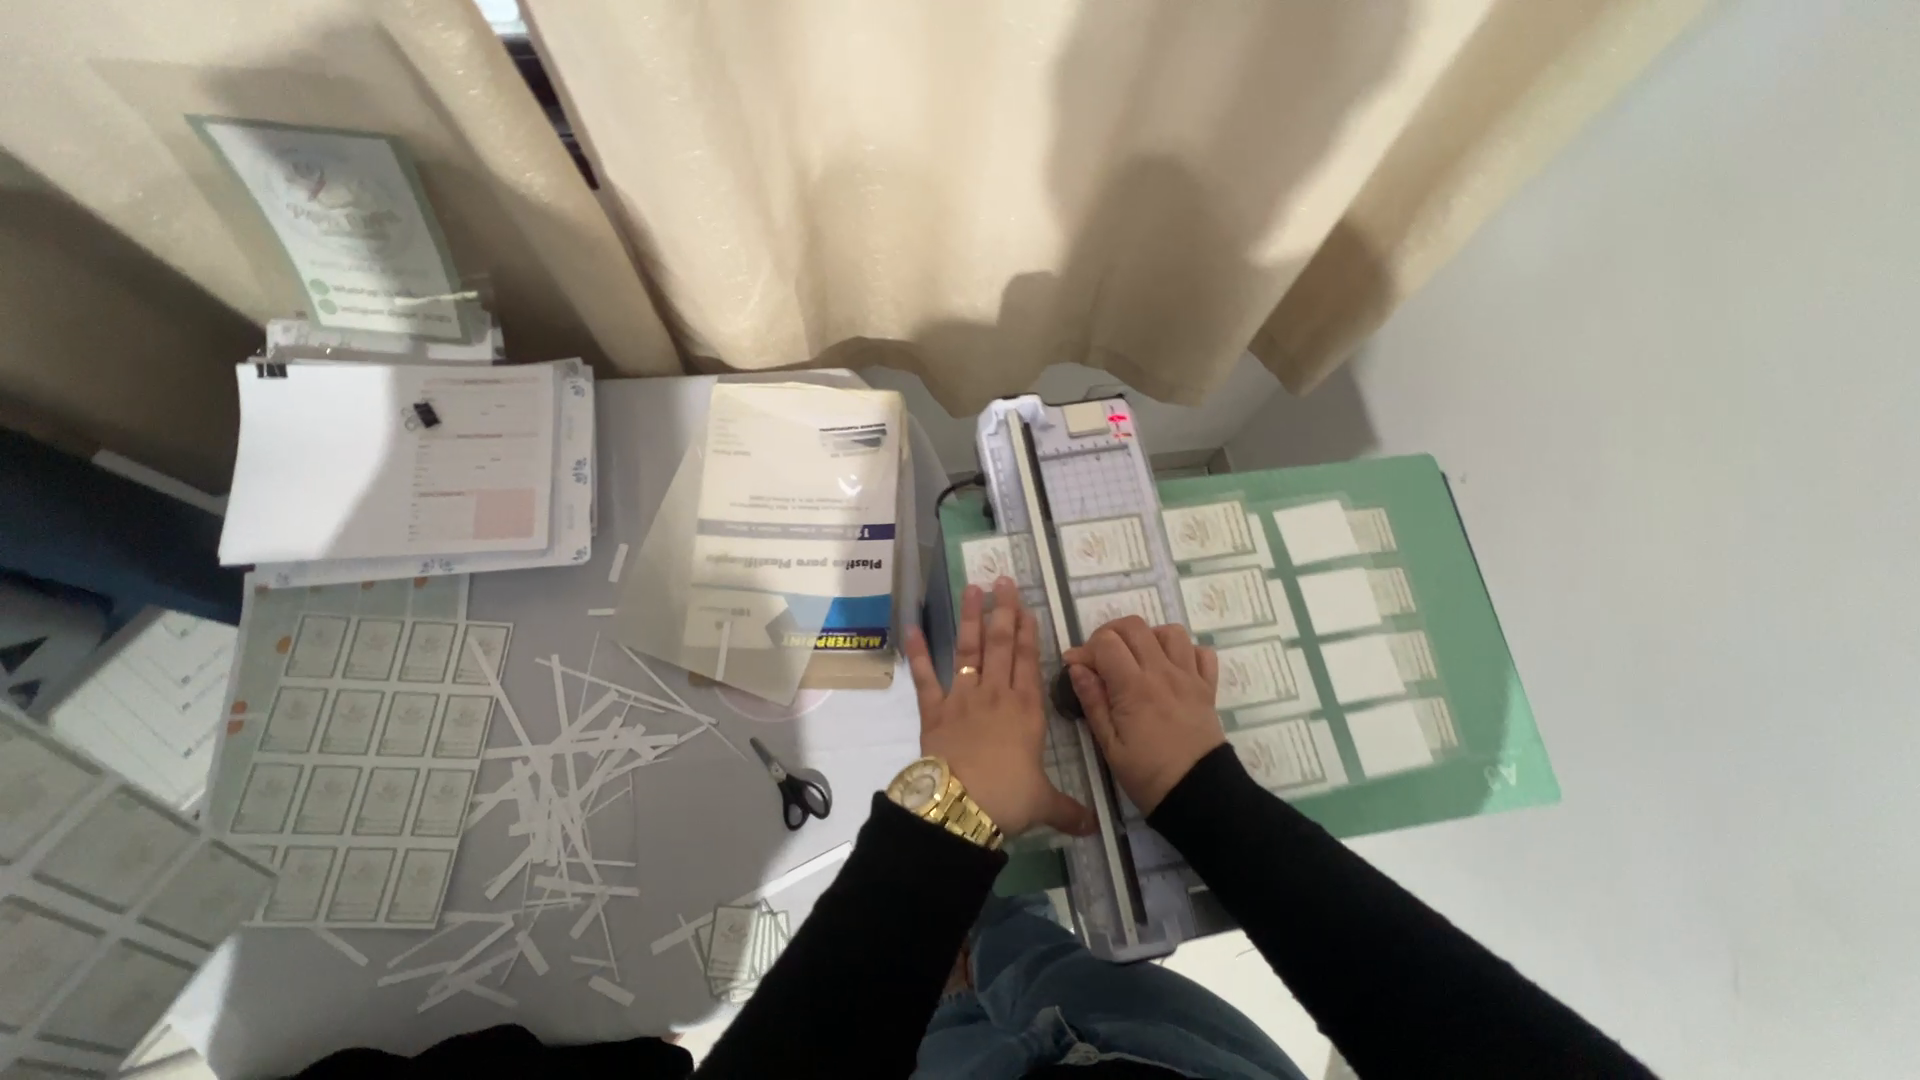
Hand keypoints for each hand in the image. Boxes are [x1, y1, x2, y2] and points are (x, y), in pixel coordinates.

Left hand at [903, 578, 1095, 837]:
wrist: (961, 806)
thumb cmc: (1009, 798)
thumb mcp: (1044, 804)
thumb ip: (1068, 810)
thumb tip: (1093, 828)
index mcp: (1027, 710)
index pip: (1030, 661)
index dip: (1029, 631)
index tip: (1026, 606)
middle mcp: (996, 694)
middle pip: (1001, 645)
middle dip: (1003, 611)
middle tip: (1002, 580)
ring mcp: (963, 698)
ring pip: (969, 650)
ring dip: (970, 618)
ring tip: (972, 588)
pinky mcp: (934, 710)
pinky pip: (925, 677)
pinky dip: (918, 652)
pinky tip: (912, 627)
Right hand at [1063, 617, 1223, 814]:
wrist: (1200, 795)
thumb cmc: (1147, 775)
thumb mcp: (1109, 745)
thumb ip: (1093, 701)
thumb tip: (1077, 668)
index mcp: (1134, 687)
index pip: (1106, 642)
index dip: (1085, 649)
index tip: (1076, 667)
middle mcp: (1162, 673)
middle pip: (1134, 626)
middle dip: (1110, 634)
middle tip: (1101, 658)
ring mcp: (1189, 677)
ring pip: (1171, 632)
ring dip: (1149, 637)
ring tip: (1137, 658)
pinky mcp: (1208, 688)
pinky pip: (1202, 653)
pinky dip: (1186, 652)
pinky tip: (1171, 668)